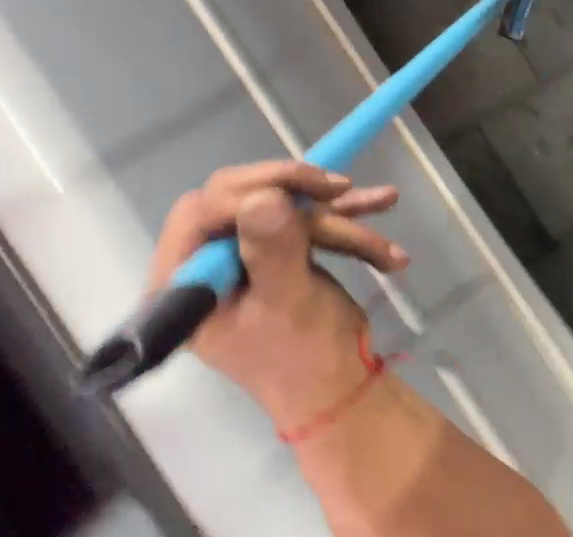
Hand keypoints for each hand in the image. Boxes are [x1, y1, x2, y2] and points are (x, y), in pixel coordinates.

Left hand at [147, 161, 407, 427]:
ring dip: (341, 213)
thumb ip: (272, 250)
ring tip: (387, 202)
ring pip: (287, 212)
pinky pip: (311, 227)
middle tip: (343, 187)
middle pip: (243, 202)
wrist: (338, 387)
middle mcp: (207, 267)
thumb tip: (263, 197)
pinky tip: (383, 224)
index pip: (202, 212)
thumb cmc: (303, 355)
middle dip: (300, 192)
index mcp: (185, 282)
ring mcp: (246, 262)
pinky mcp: (281, 261)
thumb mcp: (288, 301)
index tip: (313, 187)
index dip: (253, 190)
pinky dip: (351, 225)